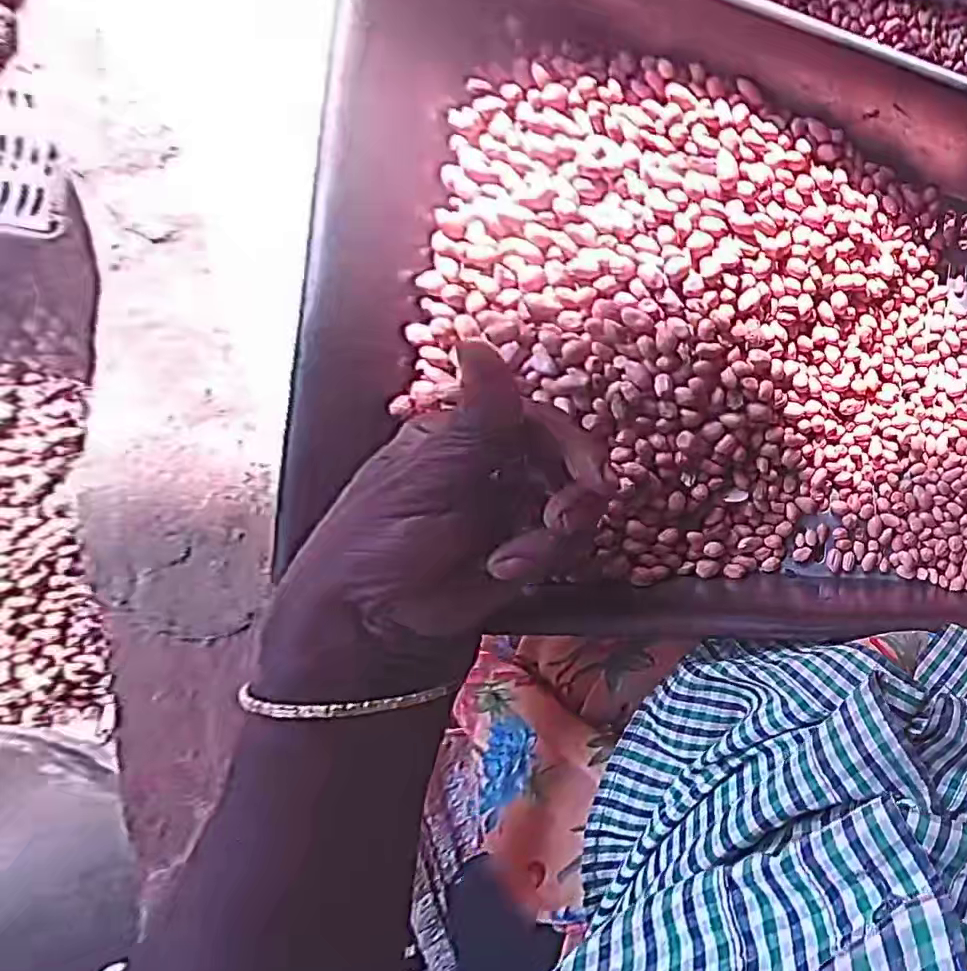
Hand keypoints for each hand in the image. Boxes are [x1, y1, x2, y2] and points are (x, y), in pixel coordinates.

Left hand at [258, 342, 610, 702]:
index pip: (543, 424)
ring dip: (559, 532)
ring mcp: (520, 507)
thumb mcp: (428, 475)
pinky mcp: (533, 544)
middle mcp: (502, 466)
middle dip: (577, 494)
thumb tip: (476, 342)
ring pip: (578, 503)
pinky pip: (570, 541)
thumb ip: (474, 416)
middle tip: (565, 520)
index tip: (592, 476)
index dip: (575, 447)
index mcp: (470, 436)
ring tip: (518, 559)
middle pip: (573, 464)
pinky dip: (546, 557)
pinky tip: (506, 570)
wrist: (370, 627)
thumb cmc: (376, 543)